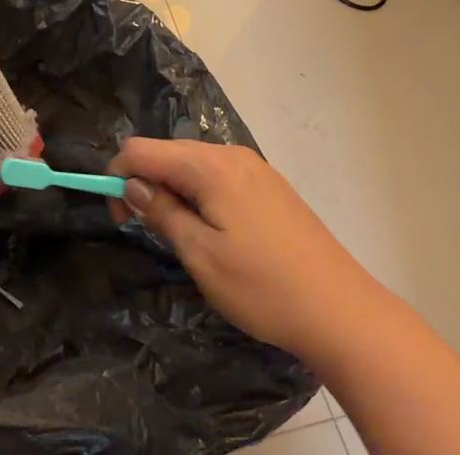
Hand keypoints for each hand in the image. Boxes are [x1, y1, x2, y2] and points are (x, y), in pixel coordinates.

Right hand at [106, 138, 370, 361]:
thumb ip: (162, 212)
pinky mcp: (270, 188)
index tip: (118, 217)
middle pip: (168, 152)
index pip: (142, 149)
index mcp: (211, 166)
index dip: (118, 176)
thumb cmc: (263, 287)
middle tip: (143, 230)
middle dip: (144, 182)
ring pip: (193, 165)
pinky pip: (218, 177)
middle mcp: (232, 155)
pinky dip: (199, 195)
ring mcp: (256, 169)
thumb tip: (133, 184)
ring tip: (178, 236)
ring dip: (172, 190)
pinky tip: (210, 231)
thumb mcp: (201, 255)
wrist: (341, 310)